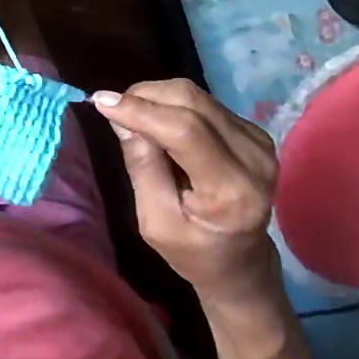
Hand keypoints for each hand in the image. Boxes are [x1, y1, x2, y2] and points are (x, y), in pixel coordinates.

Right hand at [91, 79, 281, 302]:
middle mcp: (253, 158)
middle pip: (192, 102)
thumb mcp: (155, 222)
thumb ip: (141, 167)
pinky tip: (159, 123)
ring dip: (157, 97)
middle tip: (114, 108)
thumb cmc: (193, 252)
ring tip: (133, 116)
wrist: (241, 262)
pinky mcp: (254, 133)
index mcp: (230, 189)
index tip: (100, 101)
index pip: (185, 130)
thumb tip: (120, 118)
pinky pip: (204, 103)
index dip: (140, 109)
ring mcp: (258, 142)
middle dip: (145, 96)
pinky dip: (172, 105)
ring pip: (197, 95)